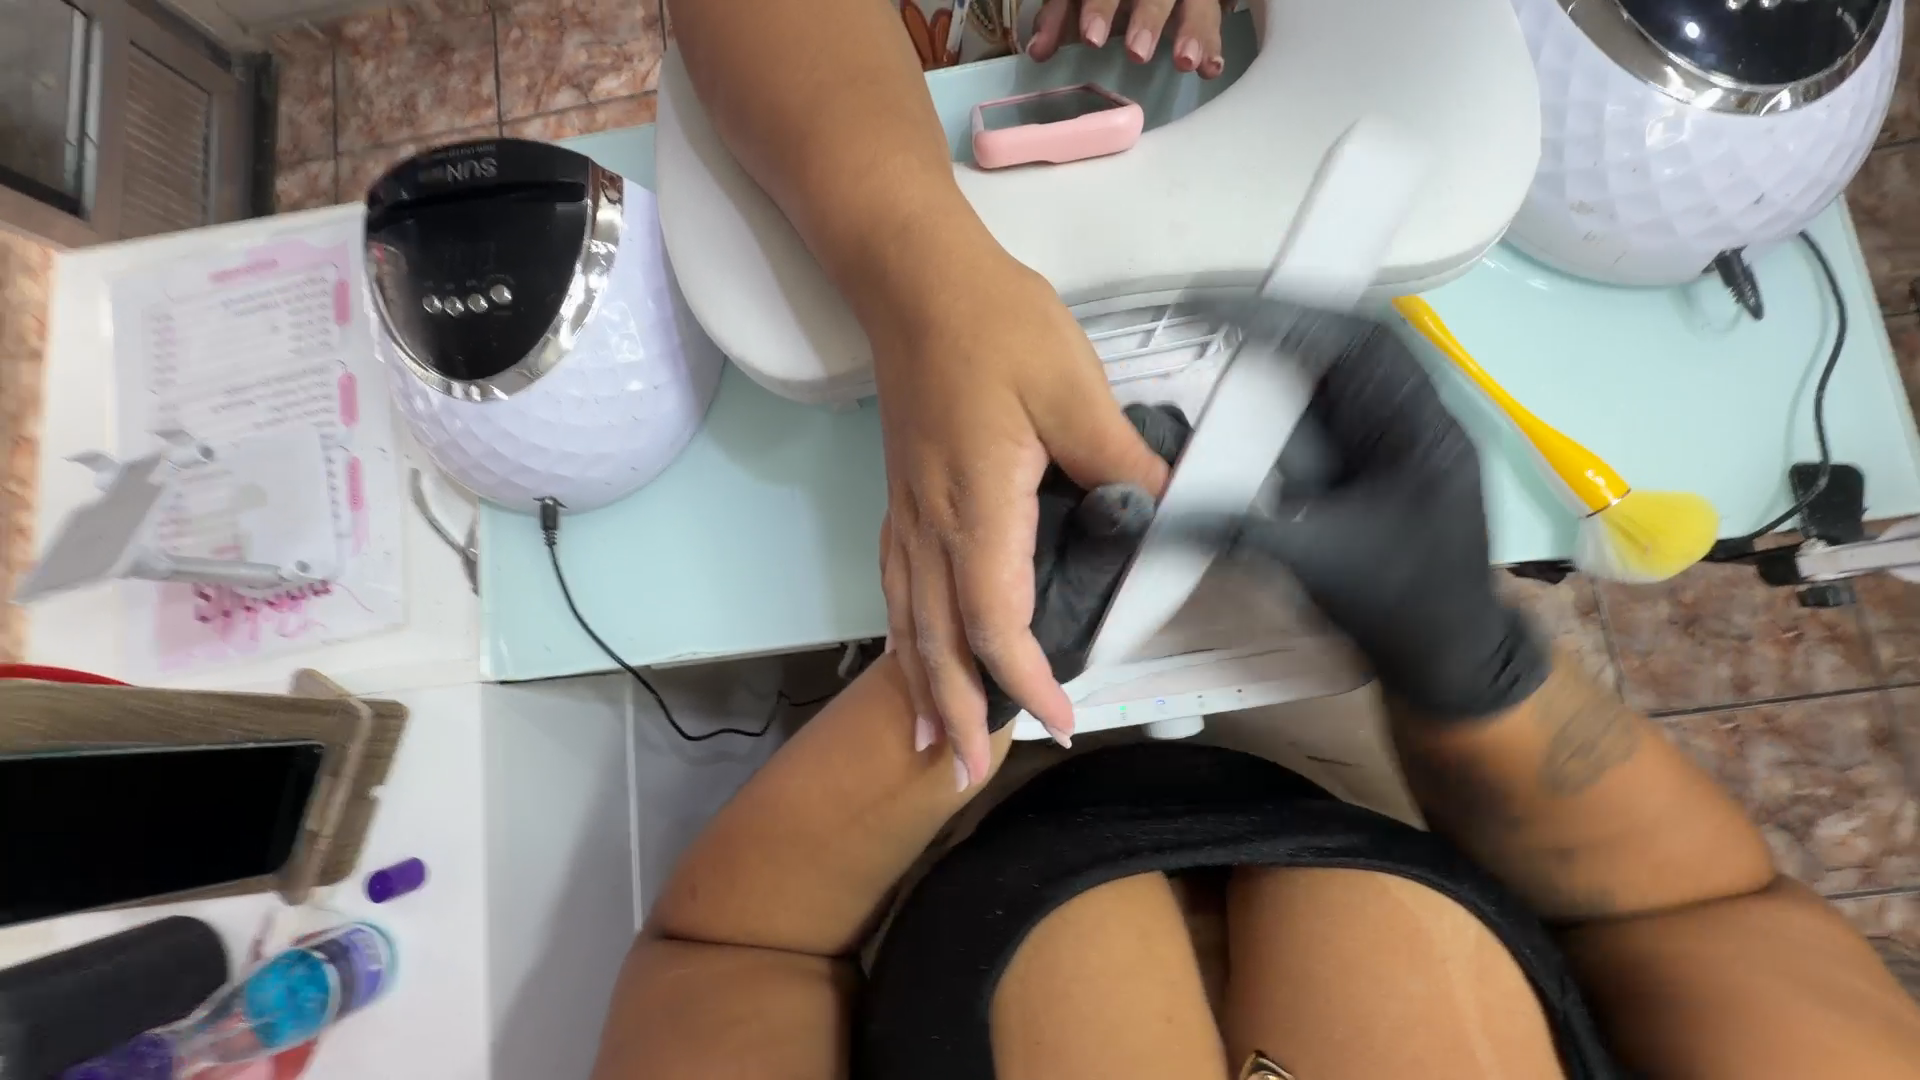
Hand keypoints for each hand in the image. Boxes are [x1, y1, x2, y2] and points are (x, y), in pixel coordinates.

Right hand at [872, 254, 1170, 788]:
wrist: (916, 284)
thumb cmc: (993, 329)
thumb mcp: (1072, 387)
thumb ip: (1118, 457)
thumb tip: (1160, 505)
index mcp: (975, 507)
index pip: (994, 617)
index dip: (1023, 677)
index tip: (1057, 718)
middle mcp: (930, 525)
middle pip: (935, 638)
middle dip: (953, 709)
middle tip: (962, 772)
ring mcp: (908, 514)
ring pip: (907, 619)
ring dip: (920, 684)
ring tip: (928, 738)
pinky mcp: (902, 498)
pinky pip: (897, 586)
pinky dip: (903, 636)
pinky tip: (910, 652)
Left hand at [1026, 0, 1232, 76]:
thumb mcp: (1080, 0)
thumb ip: (1058, 20)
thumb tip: (1037, 51)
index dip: (1098, 8)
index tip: (1091, 38)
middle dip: (1147, 16)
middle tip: (1137, 51)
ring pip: (1192, 0)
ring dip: (1189, 29)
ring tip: (1184, 61)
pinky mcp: (1206, 2)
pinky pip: (1213, 17)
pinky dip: (1212, 44)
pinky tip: (1210, 68)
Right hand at [1228, 310, 1547, 721]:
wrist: (1447, 654)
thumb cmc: (1400, 603)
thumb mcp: (1311, 559)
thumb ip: (1228, 530)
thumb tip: (1150, 518)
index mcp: (1418, 428)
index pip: (1355, 342)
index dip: (1285, 316)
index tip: (1215, 309)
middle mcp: (1409, 419)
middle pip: (1343, 345)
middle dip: (1276, 325)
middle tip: (1206, 319)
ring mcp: (1390, 441)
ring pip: (1330, 377)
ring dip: (1275, 361)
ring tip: (1213, 349)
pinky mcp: (1369, 464)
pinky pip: (1319, 417)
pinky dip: (1276, 406)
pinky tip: (1238, 409)